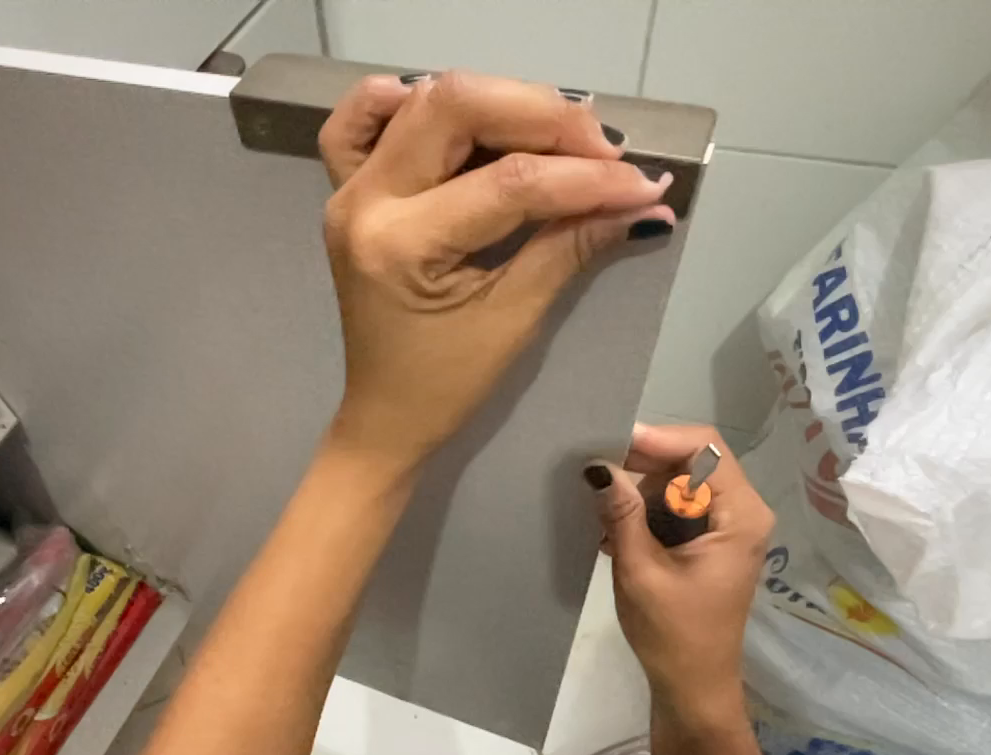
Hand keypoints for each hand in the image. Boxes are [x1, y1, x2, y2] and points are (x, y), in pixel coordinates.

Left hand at [317, 72, 675, 470]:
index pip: (509, 181)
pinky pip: (364, 121)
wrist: (385, 416)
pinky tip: (462, 119)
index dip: (585, 177)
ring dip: (497, 103)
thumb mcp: (511, 321)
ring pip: (423, 101)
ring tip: (554, 137)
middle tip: (601, 150)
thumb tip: (640, 201)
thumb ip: (569, 247)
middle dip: (543, 118)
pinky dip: (413, 104)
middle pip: (458, 108)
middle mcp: (363, 203)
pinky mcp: (348, 192)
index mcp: (400, 246)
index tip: (643, 184)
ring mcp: (347, 191)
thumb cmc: (444, 386)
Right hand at [588, 424, 774, 710]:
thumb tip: (598, 467)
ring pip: (677, 482)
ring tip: (596, 506)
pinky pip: (674, 506)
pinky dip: (642, 510)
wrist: (692, 686)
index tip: (606, 446)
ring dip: (637, 490)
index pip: (703, 448)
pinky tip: (610, 528)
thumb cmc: (673, 634)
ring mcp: (724, 525)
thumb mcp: (640, 570)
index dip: (655, 439)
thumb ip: (622, 514)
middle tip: (592, 475)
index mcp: (740, 515)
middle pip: (690, 460)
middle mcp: (741, 511)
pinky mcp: (706, 540)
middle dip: (641, 464)